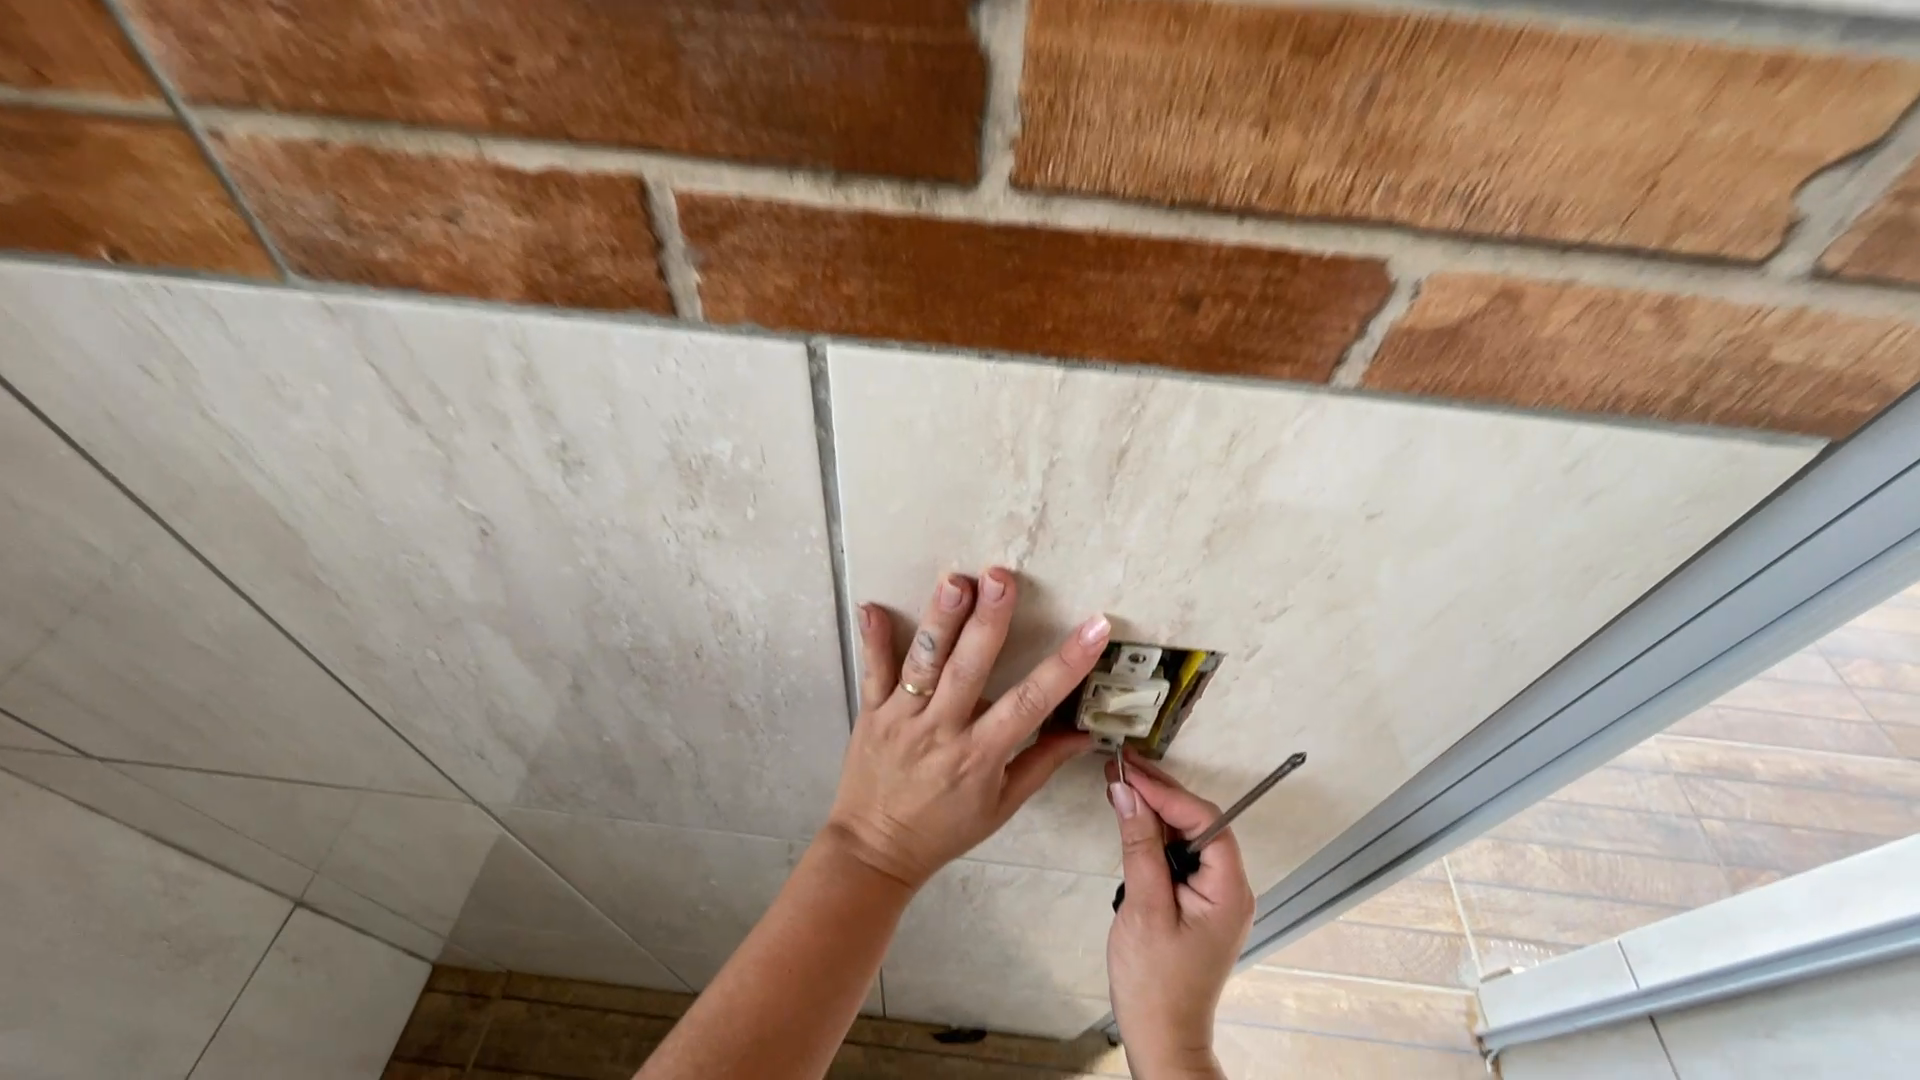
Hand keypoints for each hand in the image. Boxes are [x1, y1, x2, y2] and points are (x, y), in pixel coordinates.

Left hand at [823, 567, 1109, 889]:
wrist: (875, 852)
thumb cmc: (945, 829)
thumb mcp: (1002, 806)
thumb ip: (1041, 763)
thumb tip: (1085, 732)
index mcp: (980, 755)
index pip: (1031, 703)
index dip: (1065, 665)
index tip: (1094, 627)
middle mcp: (942, 731)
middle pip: (968, 670)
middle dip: (988, 622)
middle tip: (1002, 578)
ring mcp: (902, 720)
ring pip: (923, 665)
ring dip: (938, 622)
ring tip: (954, 581)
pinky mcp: (871, 714)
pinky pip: (872, 674)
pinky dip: (872, 641)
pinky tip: (871, 606)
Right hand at [1106, 751, 1254, 1079]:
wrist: (1161, 1038)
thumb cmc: (1155, 984)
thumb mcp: (1143, 907)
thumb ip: (1138, 845)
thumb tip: (1126, 792)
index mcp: (1229, 889)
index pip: (1203, 819)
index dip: (1165, 791)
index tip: (1129, 772)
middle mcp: (1228, 887)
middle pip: (1196, 822)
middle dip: (1158, 792)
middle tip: (1119, 767)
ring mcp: (1212, 895)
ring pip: (1185, 836)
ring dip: (1152, 810)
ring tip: (1117, 785)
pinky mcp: (1194, 902)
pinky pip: (1177, 856)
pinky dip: (1151, 835)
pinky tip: (1129, 821)